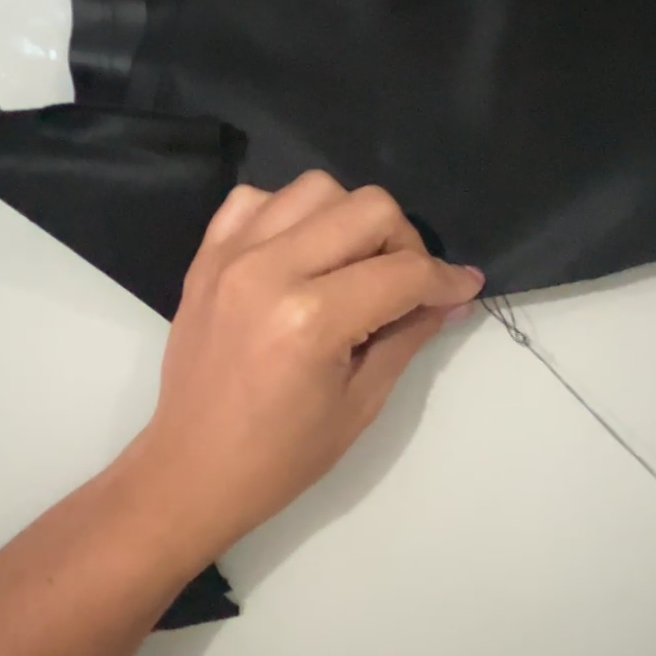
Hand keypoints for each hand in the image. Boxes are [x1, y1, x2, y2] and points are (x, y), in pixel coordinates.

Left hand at [120, 171, 483, 560]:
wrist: (192, 467)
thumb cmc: (281, 455)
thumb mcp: (361, 403)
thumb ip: (409, 336)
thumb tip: (453, 297)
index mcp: (310, 320)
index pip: (403, 272)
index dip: (446, 279)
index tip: (464, 287)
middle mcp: (268, 270)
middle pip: (368, 208)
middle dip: (404, 242)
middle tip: (405, 284)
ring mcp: (230, 256)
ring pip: (317, 188)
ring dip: (349, 220)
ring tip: (351, 266)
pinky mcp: (206, 254)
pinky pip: (257, 198)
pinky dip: (290, 214)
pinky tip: (298, 253)